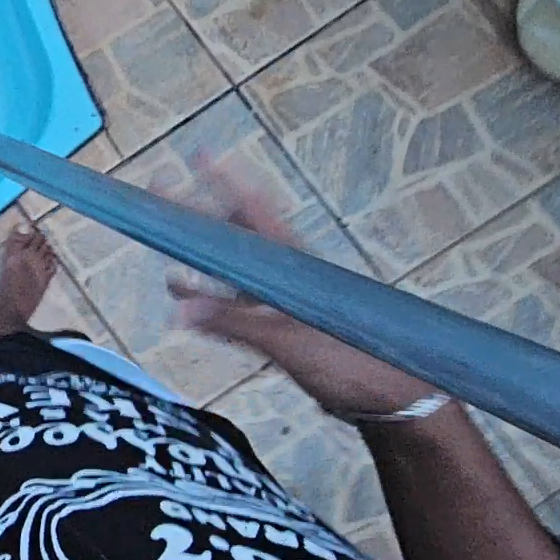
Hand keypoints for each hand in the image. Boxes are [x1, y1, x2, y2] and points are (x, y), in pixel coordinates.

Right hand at [163, 162, 441, 423]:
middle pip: (233, 231)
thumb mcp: (290, 342)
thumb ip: (233, 324)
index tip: (200, 154)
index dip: (226, 181)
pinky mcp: (277, 324)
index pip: (253, 211)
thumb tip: (177, 309)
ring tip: (164, 247)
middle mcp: (284, 272)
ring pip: (228, 266)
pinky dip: (202, 295)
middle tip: (163, 189)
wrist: (396, 405)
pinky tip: (180, 297)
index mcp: (294, 264)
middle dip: (196, 211)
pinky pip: (230, 300)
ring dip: (195, 256)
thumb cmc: (357, 365)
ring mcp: (280, 299)